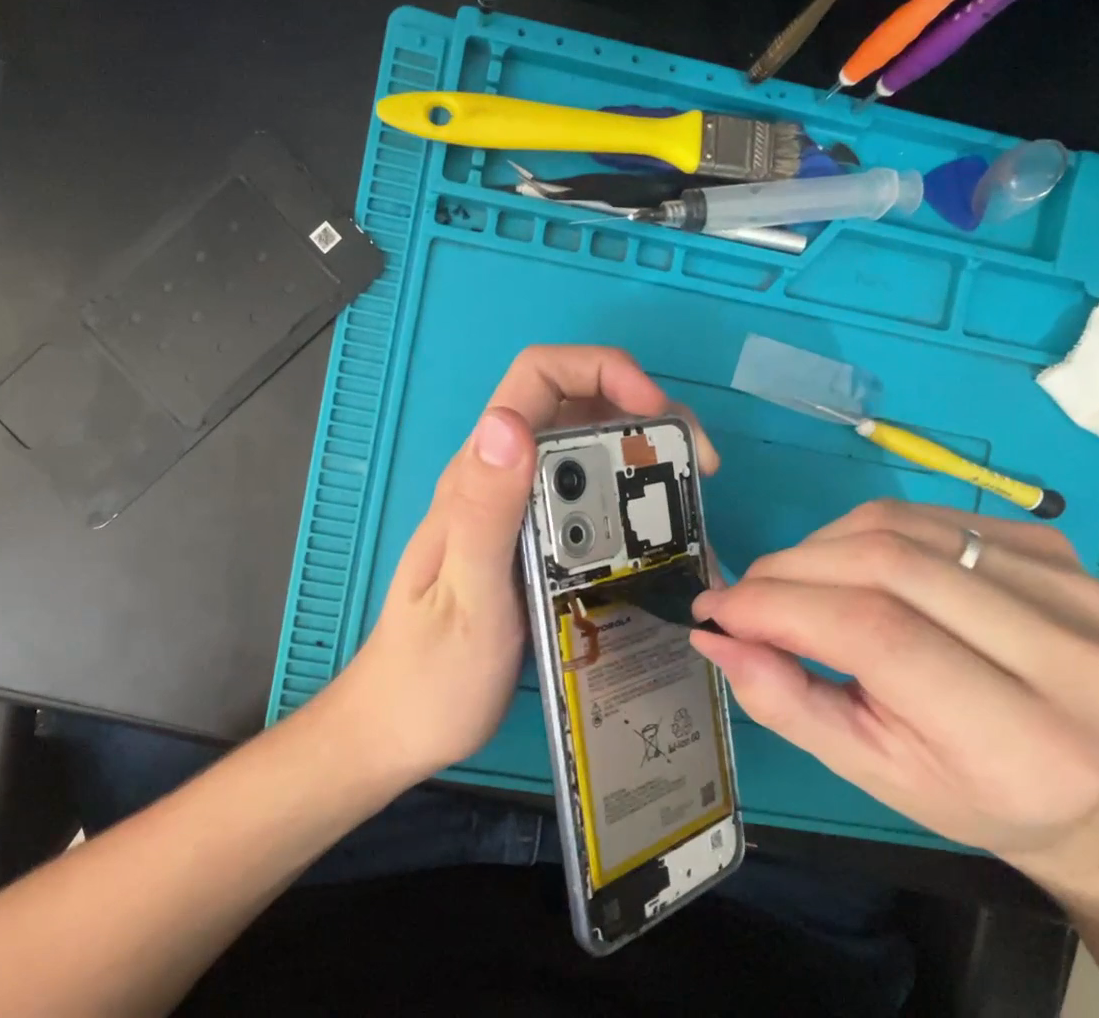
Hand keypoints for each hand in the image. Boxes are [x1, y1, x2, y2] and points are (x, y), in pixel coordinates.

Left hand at [339, 345, 717, 779]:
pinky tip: (661, 545)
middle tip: (697, 470)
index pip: (537, 378)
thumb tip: (508, 421)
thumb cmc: (431, 674)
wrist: (401, 728)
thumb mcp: (467, 597)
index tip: (659, 414)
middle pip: (576, 408)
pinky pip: (587, 506)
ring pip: (587, 456)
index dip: (603, 370)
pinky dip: (631, 508)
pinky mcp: (531, 550)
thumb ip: (485, 510)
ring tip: (689, 509)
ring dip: (645, 463)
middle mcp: (498, 482)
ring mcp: (516, 516)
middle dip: (645, 417)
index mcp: (478, 477)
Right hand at [691, 500, 1098, 860]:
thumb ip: (788, 703)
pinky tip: (849, 570)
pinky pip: (927, 517)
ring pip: (902, 530)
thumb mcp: (867, 770)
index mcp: (1025, 741)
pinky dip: (862, 535)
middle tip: (741, 595)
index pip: (879, 637)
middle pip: (890, 566)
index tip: (715, 610)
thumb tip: (715, 635)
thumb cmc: (966, 792)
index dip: (781, 609)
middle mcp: (1071, 655)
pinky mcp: (1059, 549)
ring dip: (818, 548)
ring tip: (789, 585)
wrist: (1085, 781)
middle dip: (789, 570)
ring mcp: (1074, 589)